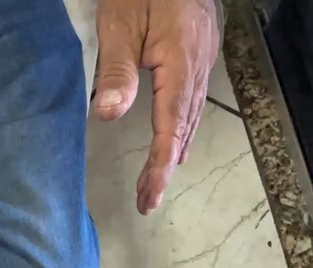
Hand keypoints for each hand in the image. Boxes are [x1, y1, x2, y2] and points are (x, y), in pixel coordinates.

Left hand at [93, 0, 221, 213]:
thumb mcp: (119, 23)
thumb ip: (116, 71)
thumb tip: (108, 115)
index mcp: (181, 64)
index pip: (170, 128)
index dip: (159, 167)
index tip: (149, 198)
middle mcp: (198, 64)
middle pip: (183, 128)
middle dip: (164, 167)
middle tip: (148, 200)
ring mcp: (204, 55)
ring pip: (192, 114)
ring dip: (175, 149)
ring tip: (159, 179)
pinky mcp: (201, 46)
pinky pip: (195, 97)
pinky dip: (184, 125)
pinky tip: (177, 136)